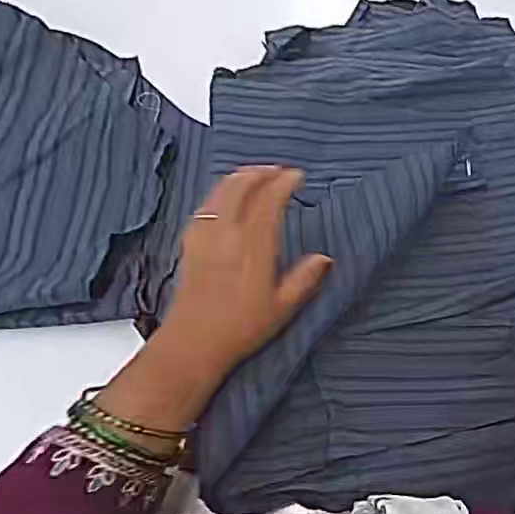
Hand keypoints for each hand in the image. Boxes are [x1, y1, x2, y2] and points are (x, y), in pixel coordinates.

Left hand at [163, 165, 332, 374]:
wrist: (194, 342)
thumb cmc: (242, 327)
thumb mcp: (283, 307)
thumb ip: (304, 279)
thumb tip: (324, 258)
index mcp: (253, 246)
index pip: (269, 201)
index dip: (284, 183)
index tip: (297, 176)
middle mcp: (227, 234)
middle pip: (241, 187)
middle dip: (260, 172)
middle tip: (277, 170)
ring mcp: (204, 236)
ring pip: (220, 192)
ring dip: (239, 178)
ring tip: (255, 176)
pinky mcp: (190, 244)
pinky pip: (205, 206)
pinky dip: (220, 193)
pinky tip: (226, 200)